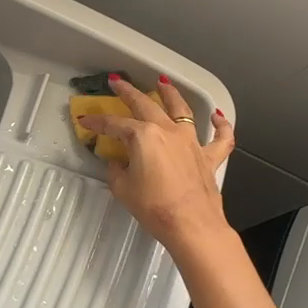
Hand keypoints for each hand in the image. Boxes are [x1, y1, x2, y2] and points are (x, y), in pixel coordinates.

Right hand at [76, 75, 236, 255]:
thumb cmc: (154, 207)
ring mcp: (191, 142)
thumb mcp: (123, 189)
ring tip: (163, 82)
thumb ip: (117, 171)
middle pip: (146, 104)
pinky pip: (220, 137)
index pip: (114, 124)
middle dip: (128, 92)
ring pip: (182, 109)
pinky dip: (221, 124)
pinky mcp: (208, 157)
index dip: (97, 123)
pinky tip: (217, 115)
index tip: (86, 122)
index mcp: (143, 136)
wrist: (192, 225)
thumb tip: (118, 164)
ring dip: (171, 93)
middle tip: (117, 82)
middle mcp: (168, 131)